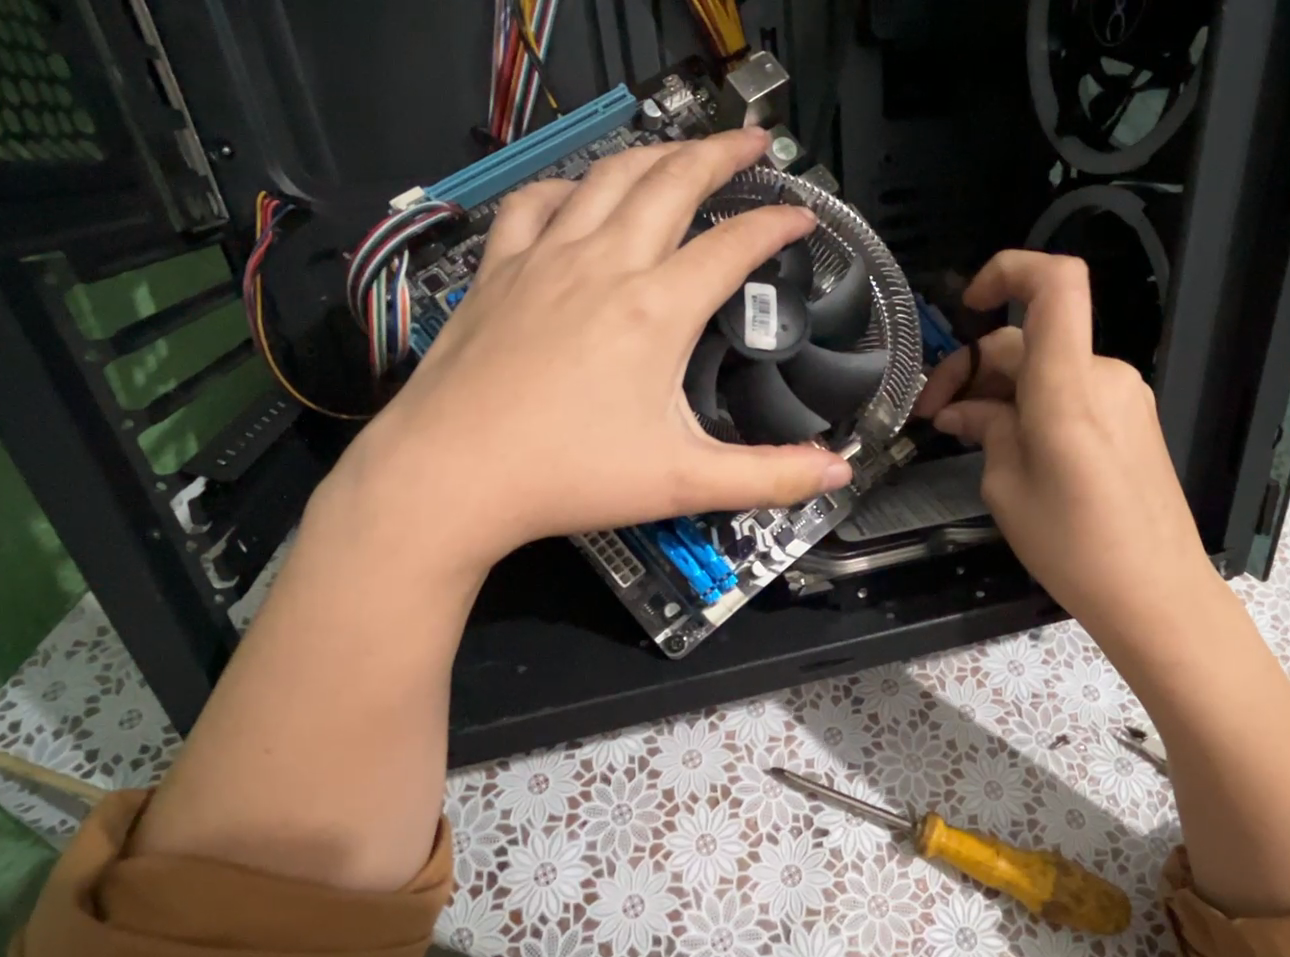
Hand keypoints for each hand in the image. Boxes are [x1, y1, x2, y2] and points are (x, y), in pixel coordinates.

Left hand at [325, 128, 853, 581]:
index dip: (776, 223)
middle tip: (752, 141)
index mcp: (656, 310)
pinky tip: (577, 193)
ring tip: (681, 151)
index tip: (803, 214)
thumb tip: (837, 471)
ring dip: (653, 155)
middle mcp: (604, 265)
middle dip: (721, 153)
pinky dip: (567, 185)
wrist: (451, 475)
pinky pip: (534, 202)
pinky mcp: (500, 271)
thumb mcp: (684, 482)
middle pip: (672, 182)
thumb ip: (769, 476)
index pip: (732, 244)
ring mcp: (544, 259)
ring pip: (607, 177)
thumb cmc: (569, 476)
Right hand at [911, 251, 1215, 625]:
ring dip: (1003, 391)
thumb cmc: (1073, 546)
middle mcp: (1103, 375)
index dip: (1008, 271)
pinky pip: (1073, 393)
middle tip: (935, 416)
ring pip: (1048, 369)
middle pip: (1030, 340)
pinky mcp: (1133, 420)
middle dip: (976, 369)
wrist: (1155, 593)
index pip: (1055, 284)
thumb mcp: (1007, 488)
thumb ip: (987, 431)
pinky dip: (1034, 406)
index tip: (969, 307)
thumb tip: (966, 411)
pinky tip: (1011, 447)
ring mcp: (1124, 396)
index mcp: (1068, 386)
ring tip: (968, 437)